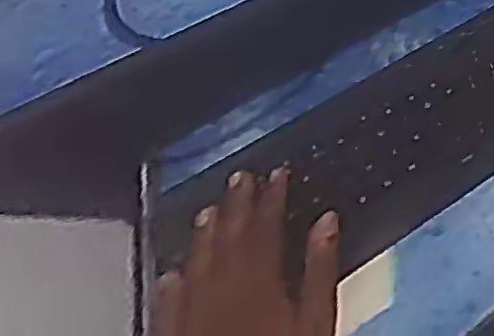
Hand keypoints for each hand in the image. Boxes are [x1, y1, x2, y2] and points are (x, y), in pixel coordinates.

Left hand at [157, 168, 339, 335]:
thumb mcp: (316, 321)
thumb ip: (318, 269)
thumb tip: (326, 220)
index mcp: (260, 282)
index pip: (265, 228)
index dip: (272, 197)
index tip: (278, 172)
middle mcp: (222, 293)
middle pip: (229, 240)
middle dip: (237, 205)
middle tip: (240, 176)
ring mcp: (192, 320)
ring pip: (196, 266)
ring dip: (203, 236)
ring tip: (207, 210)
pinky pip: (167, 309)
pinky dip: (170, 286)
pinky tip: (171, 273)